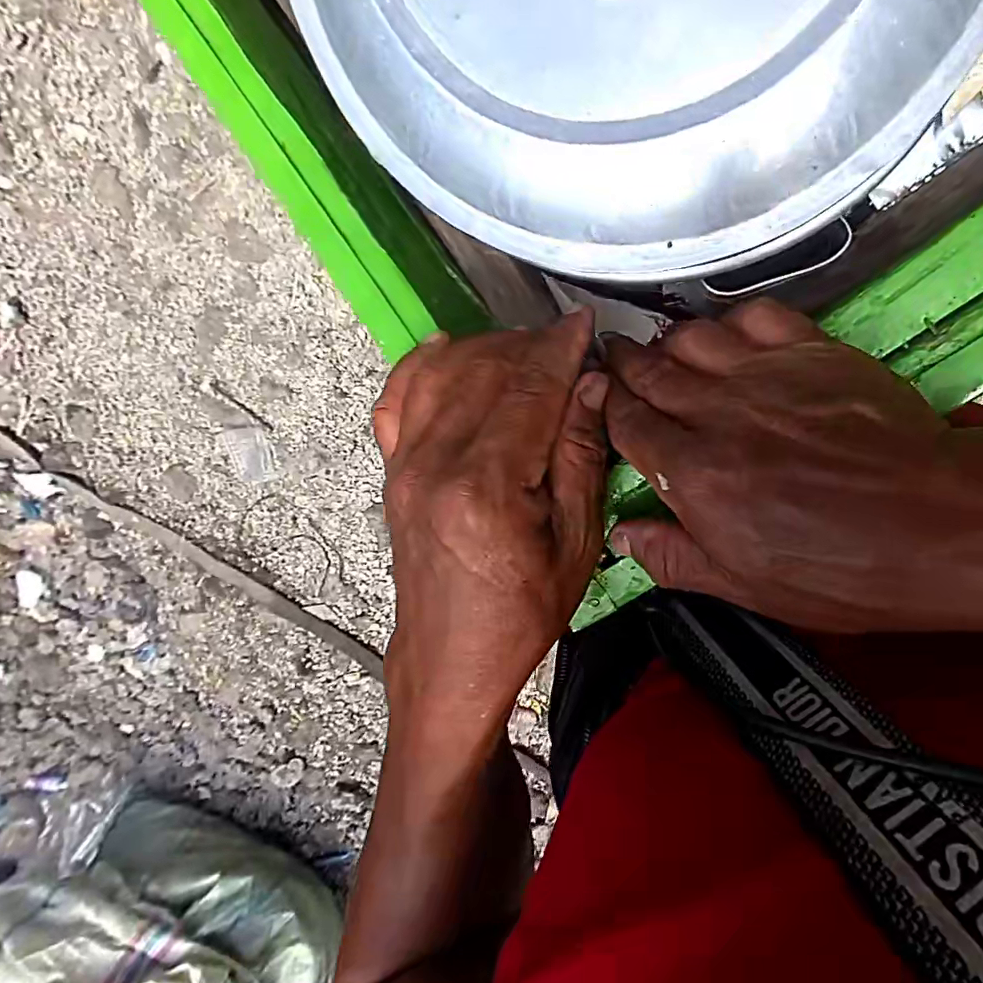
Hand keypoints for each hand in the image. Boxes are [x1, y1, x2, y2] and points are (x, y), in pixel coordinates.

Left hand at [373, 311, 609, 742]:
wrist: (450, 658)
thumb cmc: (522, 614)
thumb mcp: (575, 544)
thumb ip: (580, 457)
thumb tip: (590, 385)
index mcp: (486, 486)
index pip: (528, 390)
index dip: (561, 350)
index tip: (584, 325)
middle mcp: (434, 464)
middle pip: (485, 371)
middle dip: (531, 346)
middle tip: (566, 348)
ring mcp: (404, 465)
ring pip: (443, 374)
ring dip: (488, 350)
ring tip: (525, 353)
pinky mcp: (392, 472)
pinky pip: (398, 398)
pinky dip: (423, 365)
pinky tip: (448, 350)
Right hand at [602, 299, 982, 634]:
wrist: (944, 526)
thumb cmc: (841, 571)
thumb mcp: (746, 587)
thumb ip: (674, 557)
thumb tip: (620, 534)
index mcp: (694, 475)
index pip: (628, 424)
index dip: (606, 406)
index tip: (598, 395)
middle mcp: (718, 415)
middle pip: (651, 373)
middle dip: (624, 363)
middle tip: (614, 356)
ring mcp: (766, 375)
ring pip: (692, 337)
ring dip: (667, 341)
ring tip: (662, 348)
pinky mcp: (813, 352)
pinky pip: (754, 317)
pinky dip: (729, 322)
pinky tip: (727, 336)